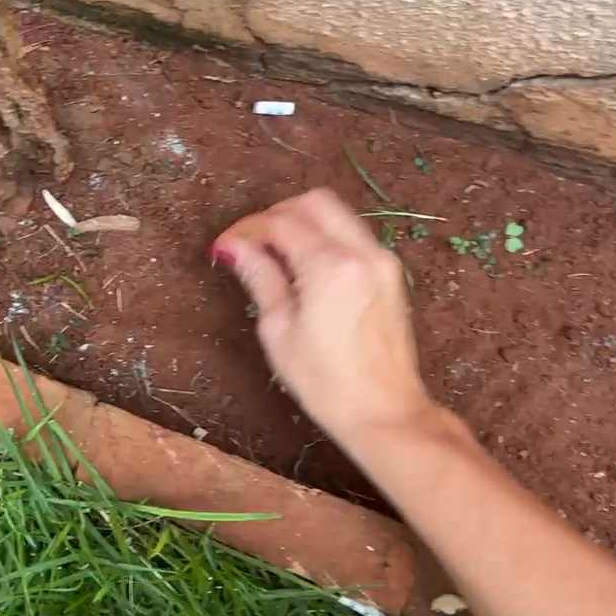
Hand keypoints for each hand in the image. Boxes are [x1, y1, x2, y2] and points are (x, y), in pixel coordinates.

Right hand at [211, 189, 446, 449]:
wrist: (385, 412)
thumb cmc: (324, 381)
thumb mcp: (278, 329)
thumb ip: (259, 277)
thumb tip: (234, 247)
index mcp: (330, 267)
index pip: (281, 223)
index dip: (246, 230)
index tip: (224, 247)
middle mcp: (362, 253)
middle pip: (313, 202)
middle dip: (275, 215)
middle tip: (250, 244)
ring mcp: (382, 261)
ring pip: (336, 214)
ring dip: (301, 224)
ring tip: (273, 256)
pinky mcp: (390, 273)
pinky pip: (351, 235)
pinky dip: (322, 238)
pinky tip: (302, 268)